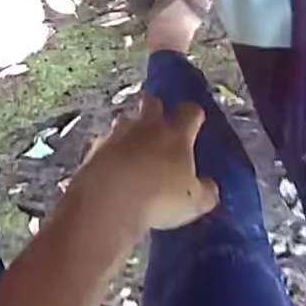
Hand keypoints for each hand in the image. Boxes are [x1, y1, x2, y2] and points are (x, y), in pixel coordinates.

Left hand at [71, 95, 218, 234]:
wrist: (108, 198)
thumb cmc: (159, 197)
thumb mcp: (194, 202)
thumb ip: (205, 191)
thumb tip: (210, 186)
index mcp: (176, 134)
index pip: (190, 111)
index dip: (193, 114)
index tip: (196, 120)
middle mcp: (147, 126)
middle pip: (152, 102)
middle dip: (157, 108)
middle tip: (161, 124)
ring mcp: (118, 133)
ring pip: (126, 119)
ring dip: (131, 129)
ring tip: (135, 148)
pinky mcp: (96, 146)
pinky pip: (106, 141)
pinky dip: (110, 150)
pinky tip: (112, 166)